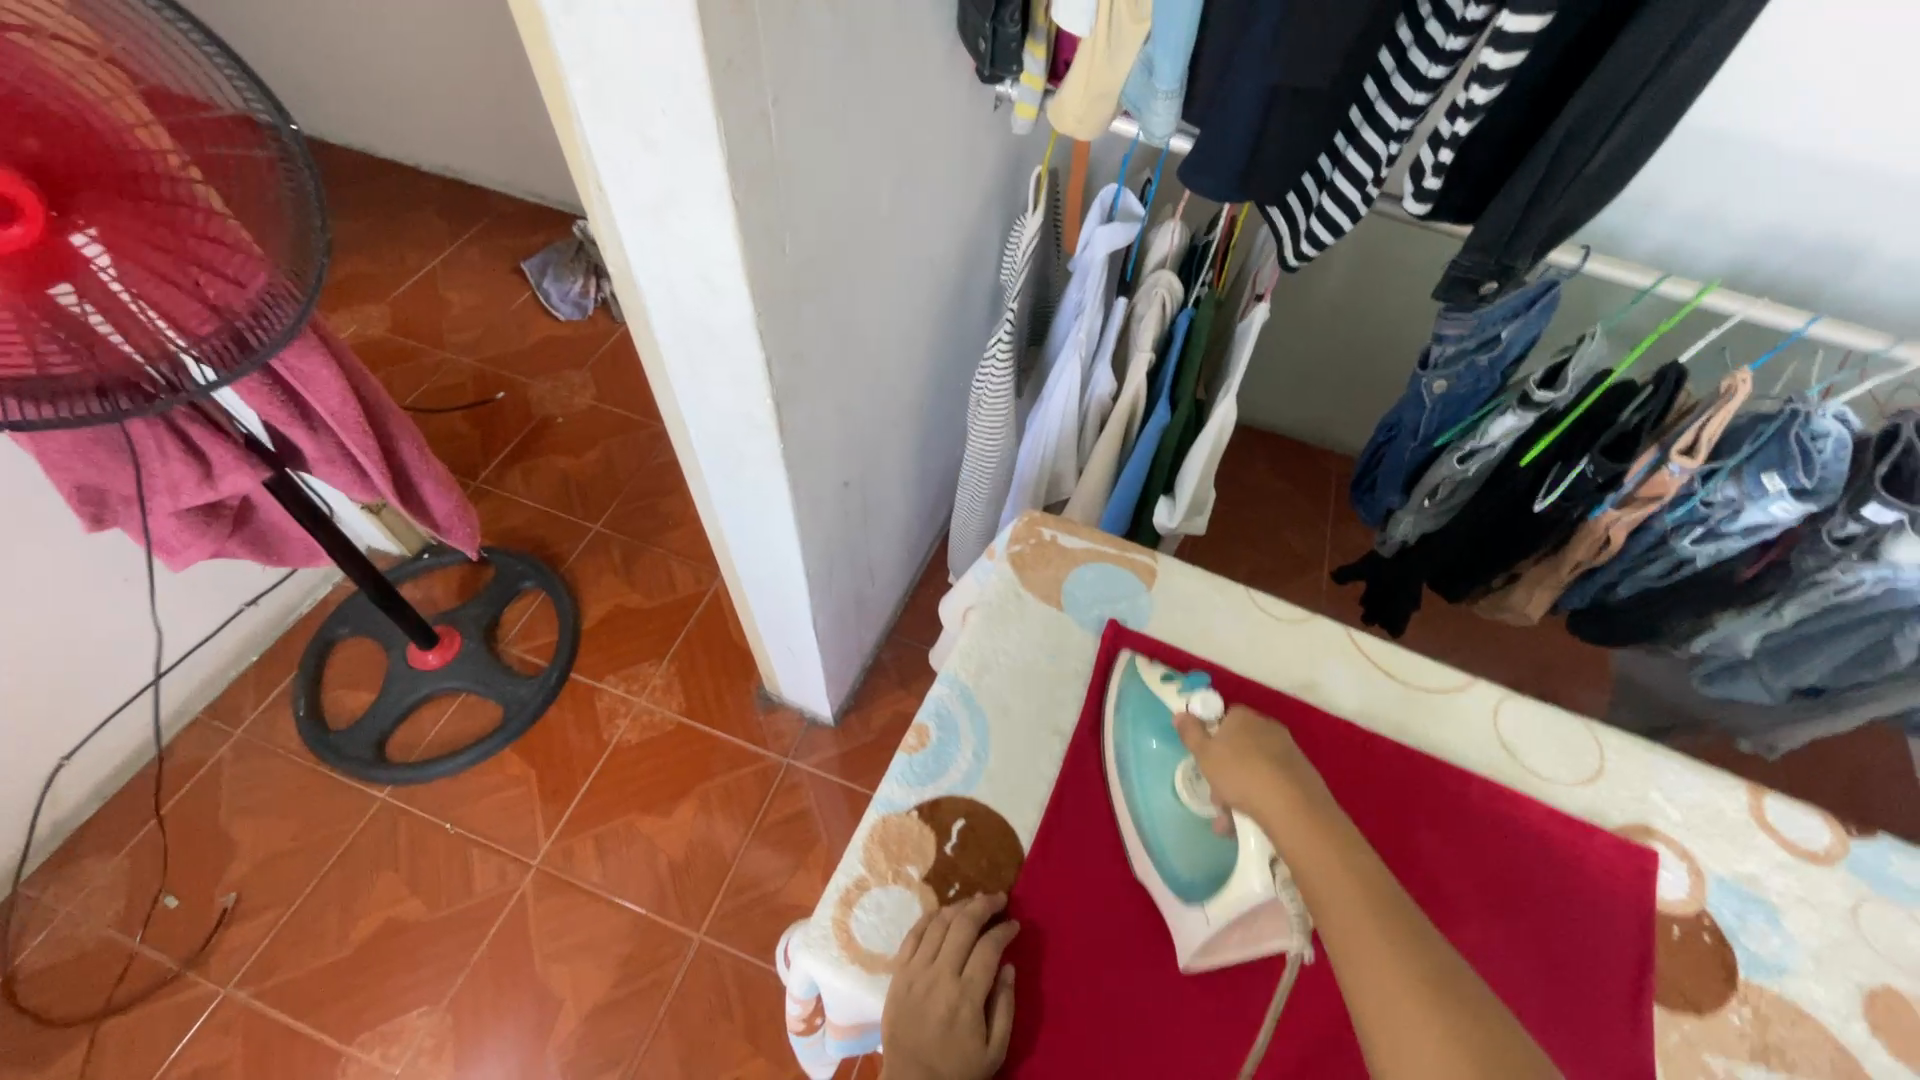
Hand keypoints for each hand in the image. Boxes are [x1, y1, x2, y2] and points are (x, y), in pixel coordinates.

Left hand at [880, 892, 1018, 1079]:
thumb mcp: (994, 1050)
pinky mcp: (898, 974)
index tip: (1015, 924)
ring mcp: (915, 972)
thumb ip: (1005, 1006)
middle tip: (999, 898)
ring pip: (938, 923)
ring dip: (959, 906)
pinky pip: (912, 935)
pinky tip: (943, 912)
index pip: (989, 947)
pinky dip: (929, 918)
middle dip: (984, 905)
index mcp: (966, 996)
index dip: (1004, 930)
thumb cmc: (957, 1069)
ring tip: (974, 902)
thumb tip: (1009, 966)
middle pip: (963, 925)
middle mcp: (939, 976)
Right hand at [1175, 704, 1329, 833]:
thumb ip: (1190, 732)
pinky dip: (1259, 799)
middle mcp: (1268, 728)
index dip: (1211, 737)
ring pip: (1254, 769)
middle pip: (1238, 747)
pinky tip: (1249, 822)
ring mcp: (1288, 752)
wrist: (1291, 805)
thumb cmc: (1239, 773)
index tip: (1204, 759)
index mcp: (1244, 717)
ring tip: (1228, 821)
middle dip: (1224, 772)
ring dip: (1238, 792)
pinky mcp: (1302, 776)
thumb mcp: (1204, 754)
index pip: (1224, 718)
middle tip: (1216, 796)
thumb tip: (1181, 713)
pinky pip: (1272, 784)